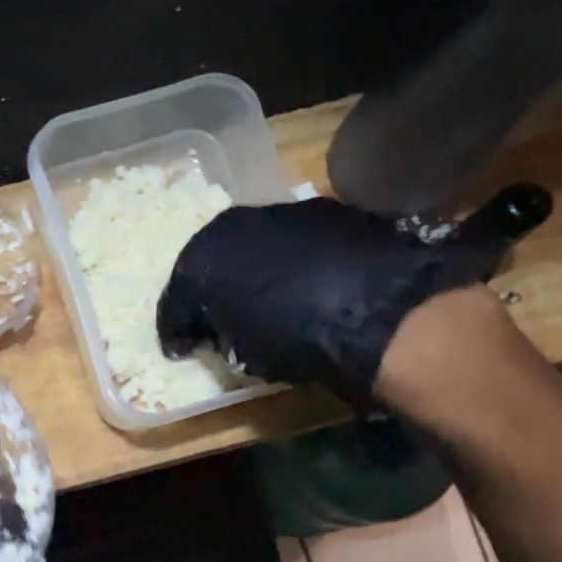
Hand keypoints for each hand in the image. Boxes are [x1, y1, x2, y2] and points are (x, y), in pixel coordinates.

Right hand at [156, 186, 550, 403]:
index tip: (183, 349)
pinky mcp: (335, 211)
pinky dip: (296, 264)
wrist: (384, 311)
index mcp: (203, 256)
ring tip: (271, 305)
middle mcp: (238, 222)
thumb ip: (224, 331)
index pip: (177, 295)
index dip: (177, 326)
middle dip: (213, 291)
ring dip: (256, 273)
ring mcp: (289, 211)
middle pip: (214, 261)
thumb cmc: (296, 338)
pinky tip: (312, 290)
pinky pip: (300, 243)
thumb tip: (223, 331)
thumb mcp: (244, 350)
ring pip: (257, 246)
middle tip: (220, 322)